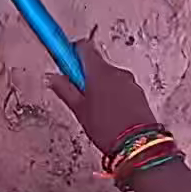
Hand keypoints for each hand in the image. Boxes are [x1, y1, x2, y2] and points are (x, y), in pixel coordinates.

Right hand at [46, 38, 156, 153]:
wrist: (139, 145)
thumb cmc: (108, 128)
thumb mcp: (79, 109)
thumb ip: (64, 89)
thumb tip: (51, 77)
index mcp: (99, 72)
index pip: (83, 47)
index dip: (71, 52)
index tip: (64, 61)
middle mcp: (116, 72)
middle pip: (95, 62)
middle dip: (84, 74)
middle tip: (77, 94)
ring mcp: (129, 81)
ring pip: (108, 76)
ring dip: (99, 85)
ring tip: (94, 108)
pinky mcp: (138, 92)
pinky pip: (120, 86)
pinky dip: (112, 93)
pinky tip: (108, 112)